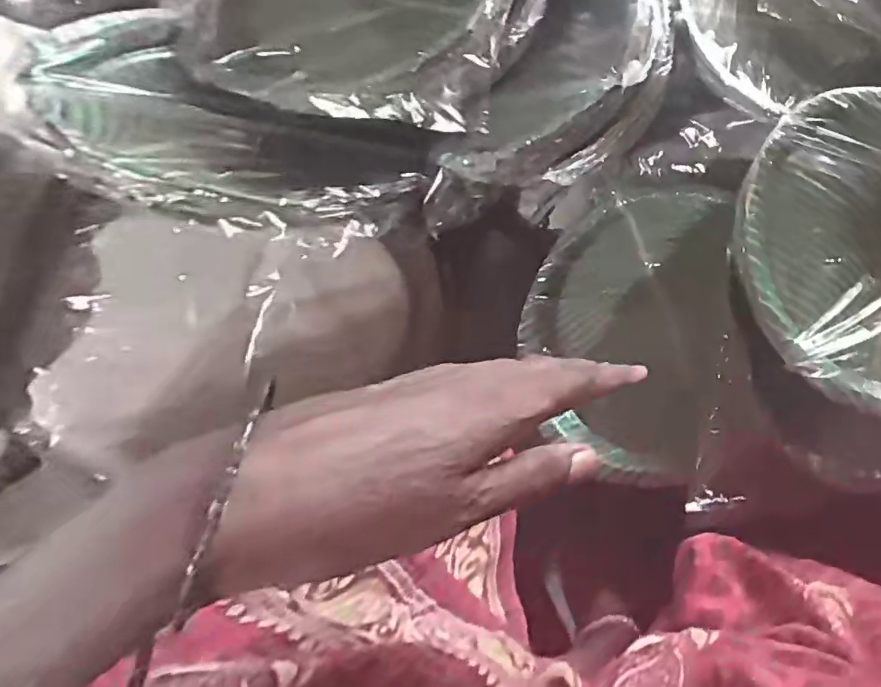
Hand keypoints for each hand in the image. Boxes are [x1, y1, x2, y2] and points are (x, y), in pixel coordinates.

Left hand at [204, 357, 645, 597]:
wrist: (240, 491)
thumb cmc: (363, 512)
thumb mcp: (455, 511)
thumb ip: (528, 477)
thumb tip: (592, 453)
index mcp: (495, 405)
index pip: (569, 381)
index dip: (607, 376)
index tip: (640, 371)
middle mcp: (472, 378)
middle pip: (540, 367)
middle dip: (580, 372)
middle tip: (609, 379)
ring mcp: (433, 377)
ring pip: (507, 368)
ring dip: (543, 375)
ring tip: (563, 388)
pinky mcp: (402, 386)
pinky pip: (476, 374)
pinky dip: (506, 382)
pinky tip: (495, 401)